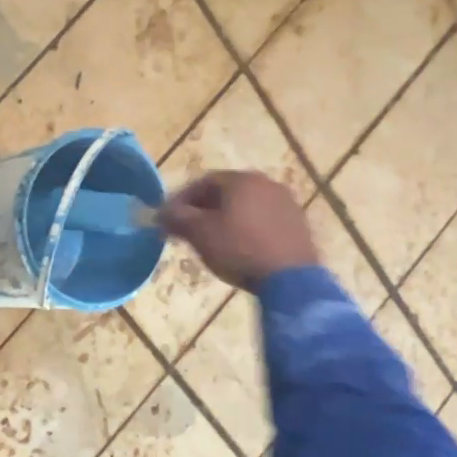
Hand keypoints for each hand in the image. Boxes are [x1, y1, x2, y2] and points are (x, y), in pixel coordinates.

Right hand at [160, 170, 318, 291]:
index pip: (202, 181)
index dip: (180, 199)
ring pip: (244, 205)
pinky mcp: (296, 221)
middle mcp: (265, 182)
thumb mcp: (199, 233)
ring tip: (210, 240)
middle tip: (185, 229)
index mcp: (241, 180)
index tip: (166, 219)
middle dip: (201, 209)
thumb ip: (177, 218)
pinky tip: (237, 246)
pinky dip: (244, 227)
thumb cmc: (238, 249)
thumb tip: (160, 213)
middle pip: (225, 192)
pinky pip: (261, 218)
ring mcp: (285, 201)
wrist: (288, 276)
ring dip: (222, 218)